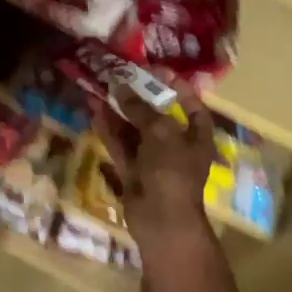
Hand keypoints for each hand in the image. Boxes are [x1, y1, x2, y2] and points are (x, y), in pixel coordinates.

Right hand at [88, 85, 216, 243]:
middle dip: (140, 97)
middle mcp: (176, 147)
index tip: (159, 72)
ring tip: (101, 89)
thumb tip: (121, 86)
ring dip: (119, 111)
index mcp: (196, 137)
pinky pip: (121, 146)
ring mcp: (153, 161)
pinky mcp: (133, 172)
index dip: (179, 88)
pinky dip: (109, 130)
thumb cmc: (171, 171)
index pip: (193, 107)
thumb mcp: (160, 133)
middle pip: (158, 116)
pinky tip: (95, 111)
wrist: (161, 220)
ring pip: (134, 130)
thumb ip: (140, 108)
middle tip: (121, 76)